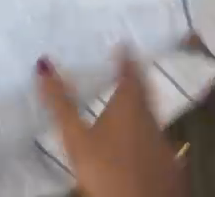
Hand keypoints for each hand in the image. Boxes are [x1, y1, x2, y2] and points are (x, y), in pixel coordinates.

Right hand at [36, 53, 186, 196]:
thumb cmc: (106, 170)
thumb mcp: (75, 136)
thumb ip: (59, 101)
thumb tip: (43, 62)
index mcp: (130, 110)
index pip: (131, 77)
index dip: (127, 59)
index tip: (124, 43)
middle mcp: (153, 124)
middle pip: (145, 98)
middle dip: (135, 82)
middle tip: (125, 68)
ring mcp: (166, 150)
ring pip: (152, 122)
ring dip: (139, 109)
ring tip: (124, 105)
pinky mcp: (171, 172)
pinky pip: (157, 143)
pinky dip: (145, 134)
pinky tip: (136, 144)